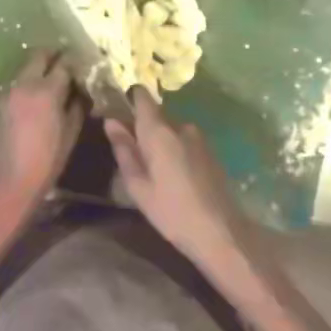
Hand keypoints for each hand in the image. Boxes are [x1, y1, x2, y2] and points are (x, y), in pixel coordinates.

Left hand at [0, 51, 87, 206]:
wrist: (12, 179)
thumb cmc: (47, 160)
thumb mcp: (71, 133)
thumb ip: (76, 107)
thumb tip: (80, 92)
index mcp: (46, 91)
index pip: (63, 65)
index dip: (74, 61)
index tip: (83, 63)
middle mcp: (25, 85)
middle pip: (39, 57)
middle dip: (54, 55)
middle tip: (67, 61)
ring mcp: (10, 93)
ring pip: (27, 69)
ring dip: (40, 67)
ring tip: (55, 78)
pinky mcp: (1, 103)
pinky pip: (19, 83)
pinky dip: (30, 81)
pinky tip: (40, 93)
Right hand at [104, 87, 251, 268]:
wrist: (220, 232)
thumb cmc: (170, 211)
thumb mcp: (137, 185)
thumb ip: (124, 150)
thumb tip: (111, 121)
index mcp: (159, 132)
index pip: (142, 98)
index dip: (128, 98)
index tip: (116, 108)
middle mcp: (181, 127)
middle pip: (156, 115)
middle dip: (141, 127)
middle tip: (128, 151)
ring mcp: (199, 139)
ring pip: (171, 130)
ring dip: (159, 141)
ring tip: (150, 169)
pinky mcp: (210, 152)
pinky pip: (184, 142)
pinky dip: (174, 150)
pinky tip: (170, 175)